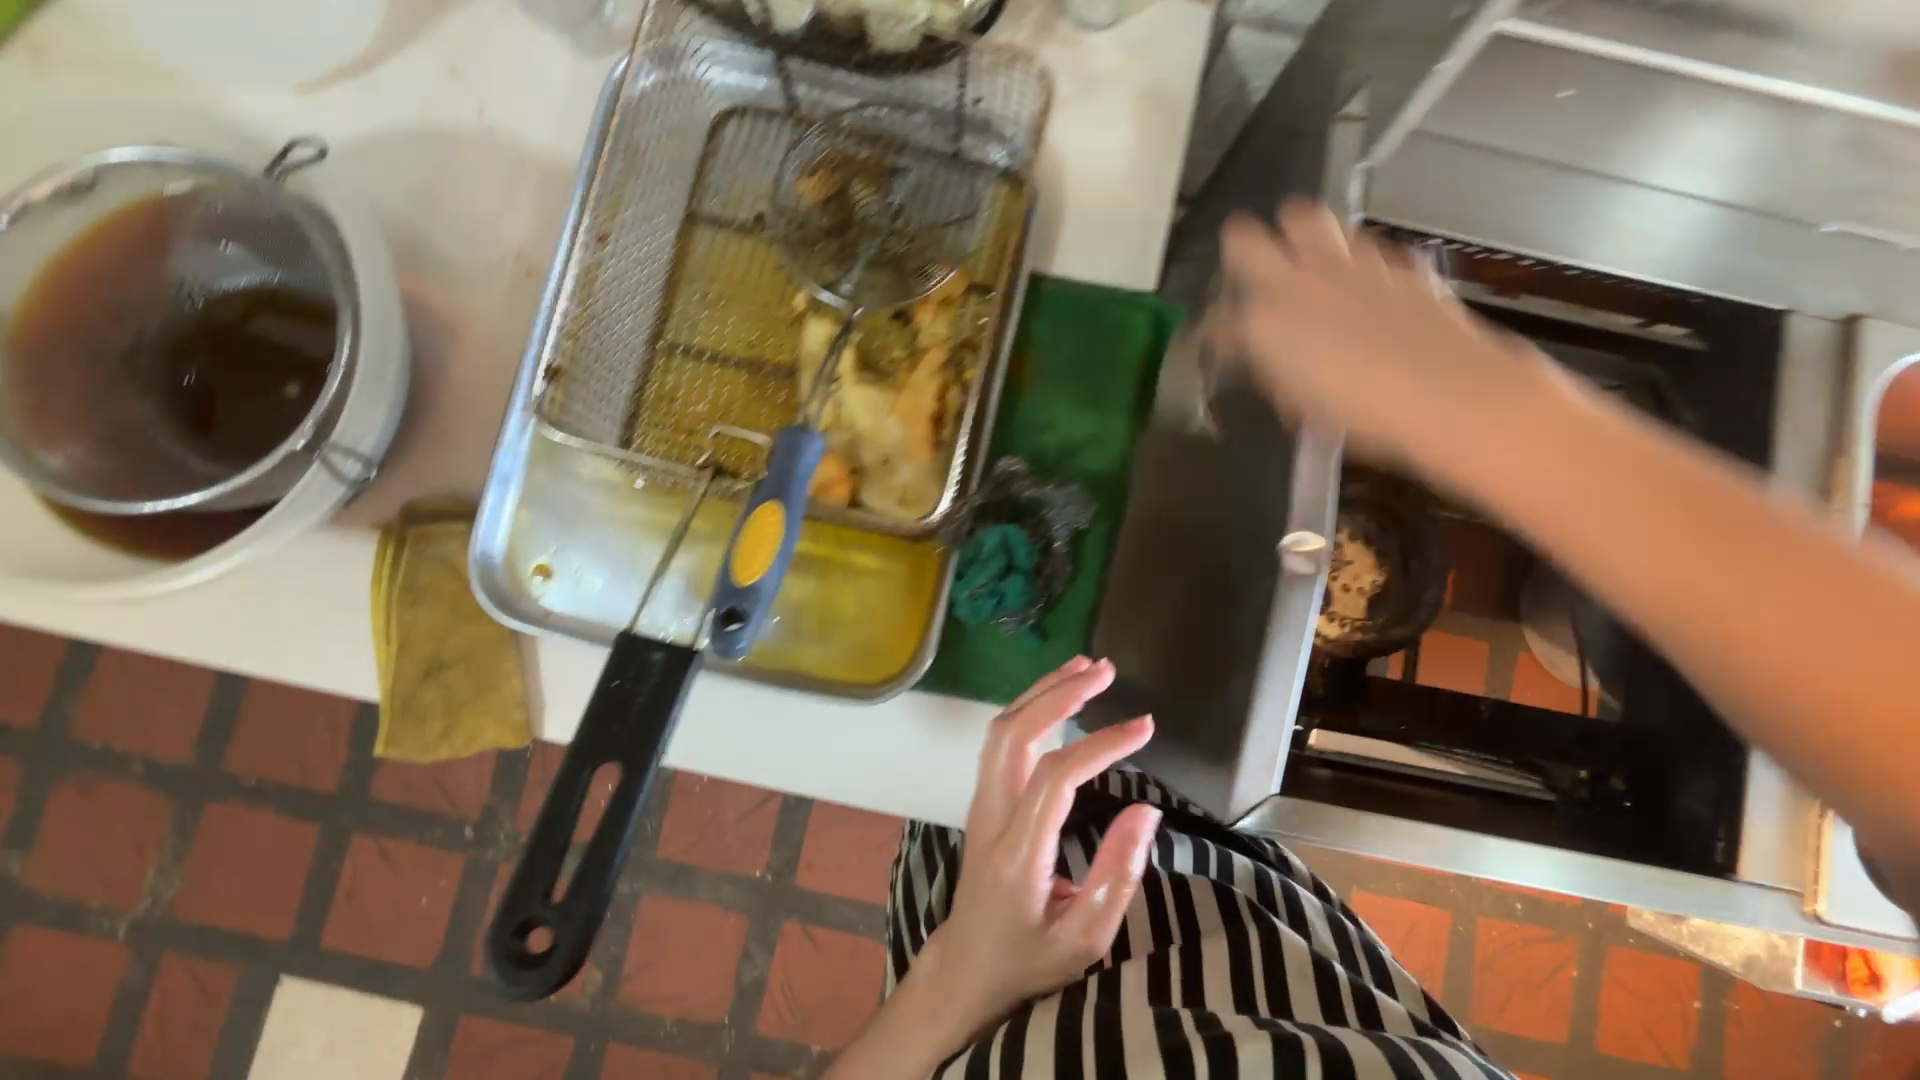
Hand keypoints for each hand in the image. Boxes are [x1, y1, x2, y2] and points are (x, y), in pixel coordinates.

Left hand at [913, 657, 1160, 1041]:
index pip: (1055, 778)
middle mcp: (991, 815)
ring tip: (1086, 668)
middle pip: (1014, 735)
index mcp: (1018, 853)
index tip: (1143, 728)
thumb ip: (1117, 877)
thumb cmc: (1028, 957)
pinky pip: (1001, 740)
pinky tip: (1059, 696)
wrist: (967, 964)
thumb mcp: (1084, 939)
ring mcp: (981, 802)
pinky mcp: (984, 798)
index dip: (1099, 745)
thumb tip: (1146, 812)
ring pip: (1002, 730)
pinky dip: (1030, 708)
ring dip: (1042, 692)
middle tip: (1107, 671)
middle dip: (1060, 695)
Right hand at [1217, 199, 1568, 468]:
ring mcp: (1345, 263)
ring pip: (1303, 218)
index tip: (1221, 346)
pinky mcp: (1390, 259)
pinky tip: (1359, 281)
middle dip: (1239, 249)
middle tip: (1249, 268)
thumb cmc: (1366, 413)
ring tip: (1303, 256)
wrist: (1451, 392)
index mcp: (1263, 324)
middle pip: (1243, 239)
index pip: (1219, 321)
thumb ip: (1275, 371)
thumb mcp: (1301, 404)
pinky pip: (1358, 243)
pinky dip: (1350, 256)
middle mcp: (1295, 281)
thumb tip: (1269, 361)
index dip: (1216, 334)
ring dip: (1295, 234)